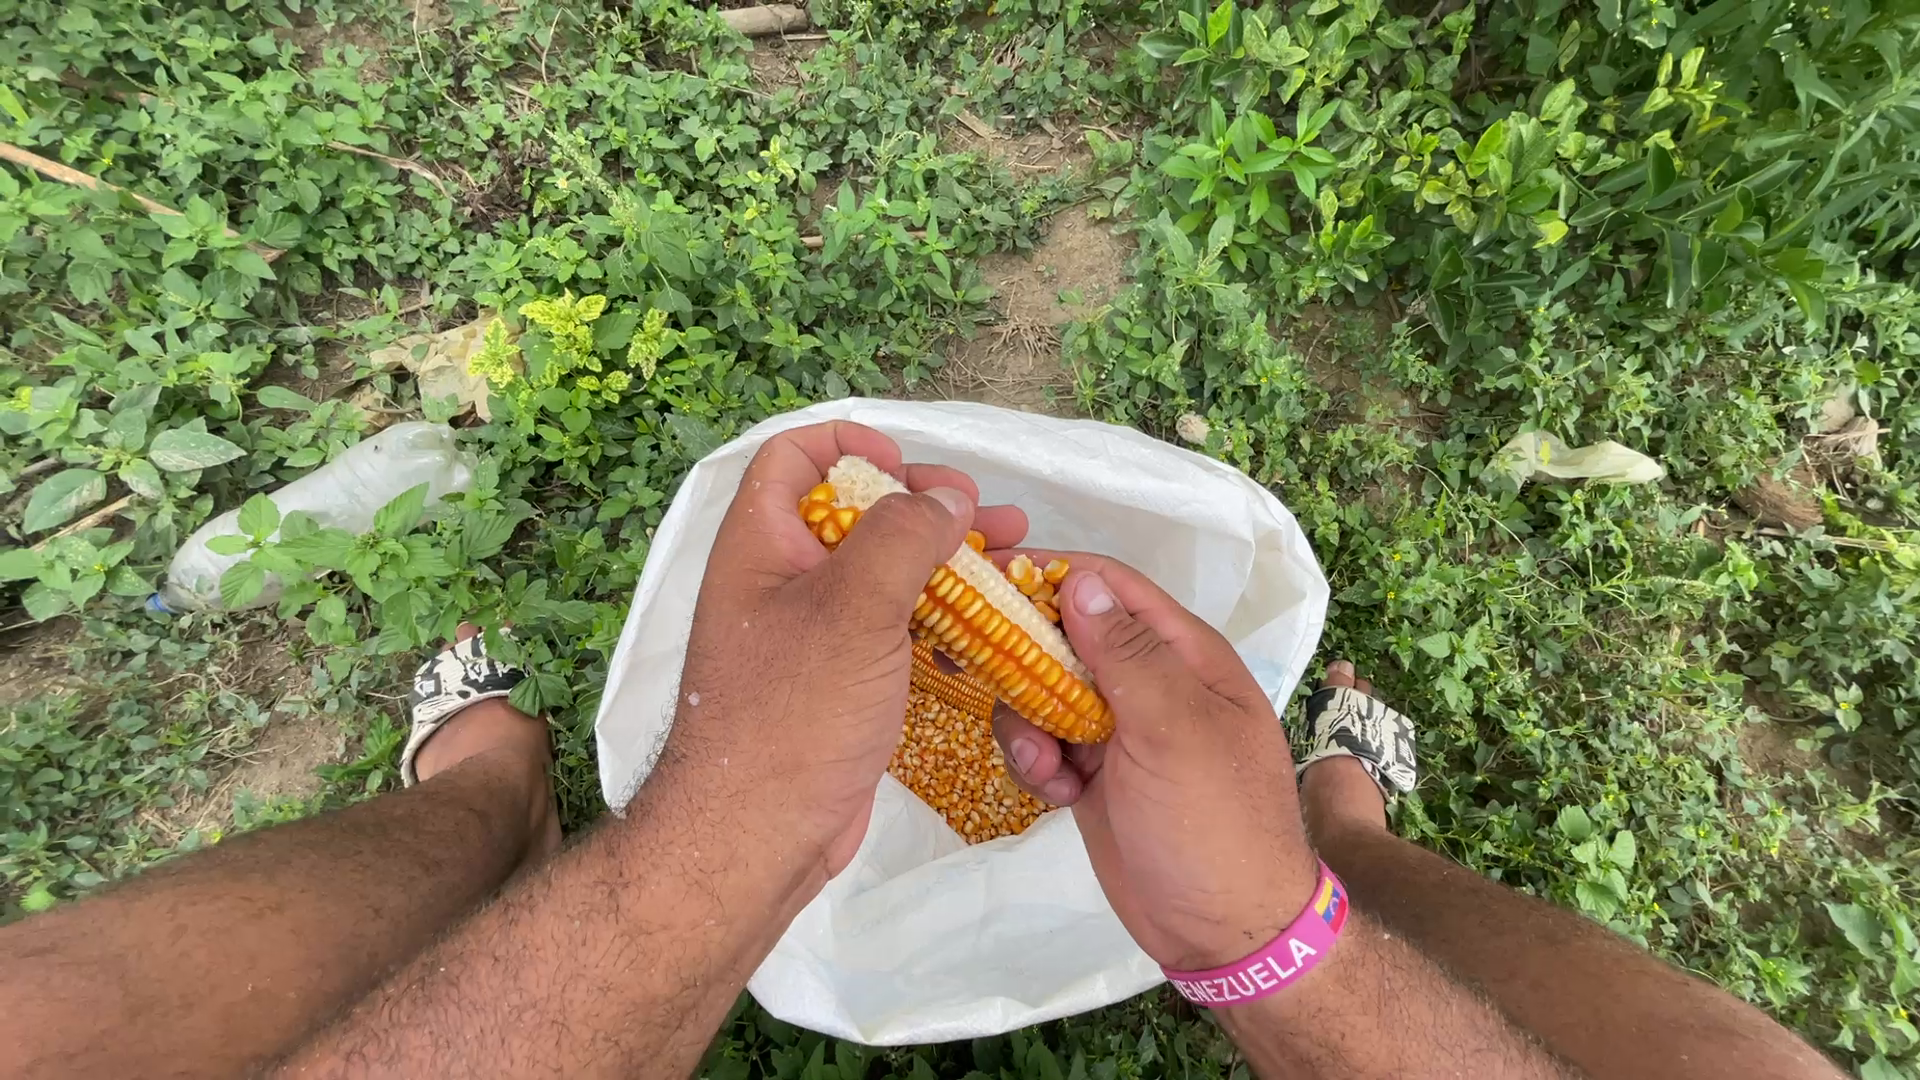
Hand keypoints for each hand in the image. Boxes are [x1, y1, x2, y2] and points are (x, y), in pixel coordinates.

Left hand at [661, 421, 1028, 875]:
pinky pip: (897, 620)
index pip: (796, 457)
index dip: (850, 445)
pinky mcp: (846, 670)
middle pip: (858, 509)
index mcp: (763, 542)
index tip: (906, 465)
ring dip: (947, 555)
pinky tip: (985, 617)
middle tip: (984, 511)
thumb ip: (902, 535)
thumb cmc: (795, 709)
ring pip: (888, 567)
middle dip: (925, 503)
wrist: (762, 834)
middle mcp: (786, 576)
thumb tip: (946, 496)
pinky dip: (939, 610)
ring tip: (1013, 548)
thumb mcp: (852, 607)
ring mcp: (818, 627)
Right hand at [992, 555, 1318, 969]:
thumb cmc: (1212, 821)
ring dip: (1028, 721)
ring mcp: (1114, 726)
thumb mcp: (1174, 729)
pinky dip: (1037, 761)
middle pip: (1065, 636)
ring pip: (1042, 689)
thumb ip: (1127, 652)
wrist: (1222, 934)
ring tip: (1047, 765)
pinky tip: (1058, 794)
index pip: (1111, 587)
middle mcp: (1145, 680)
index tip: (991, 572)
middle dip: (1023, 652)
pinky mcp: (1090, 768)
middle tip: (972, 659)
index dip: (1053, 572)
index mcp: (1181, 654)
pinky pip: (1042, 740)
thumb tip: (1079, 581)